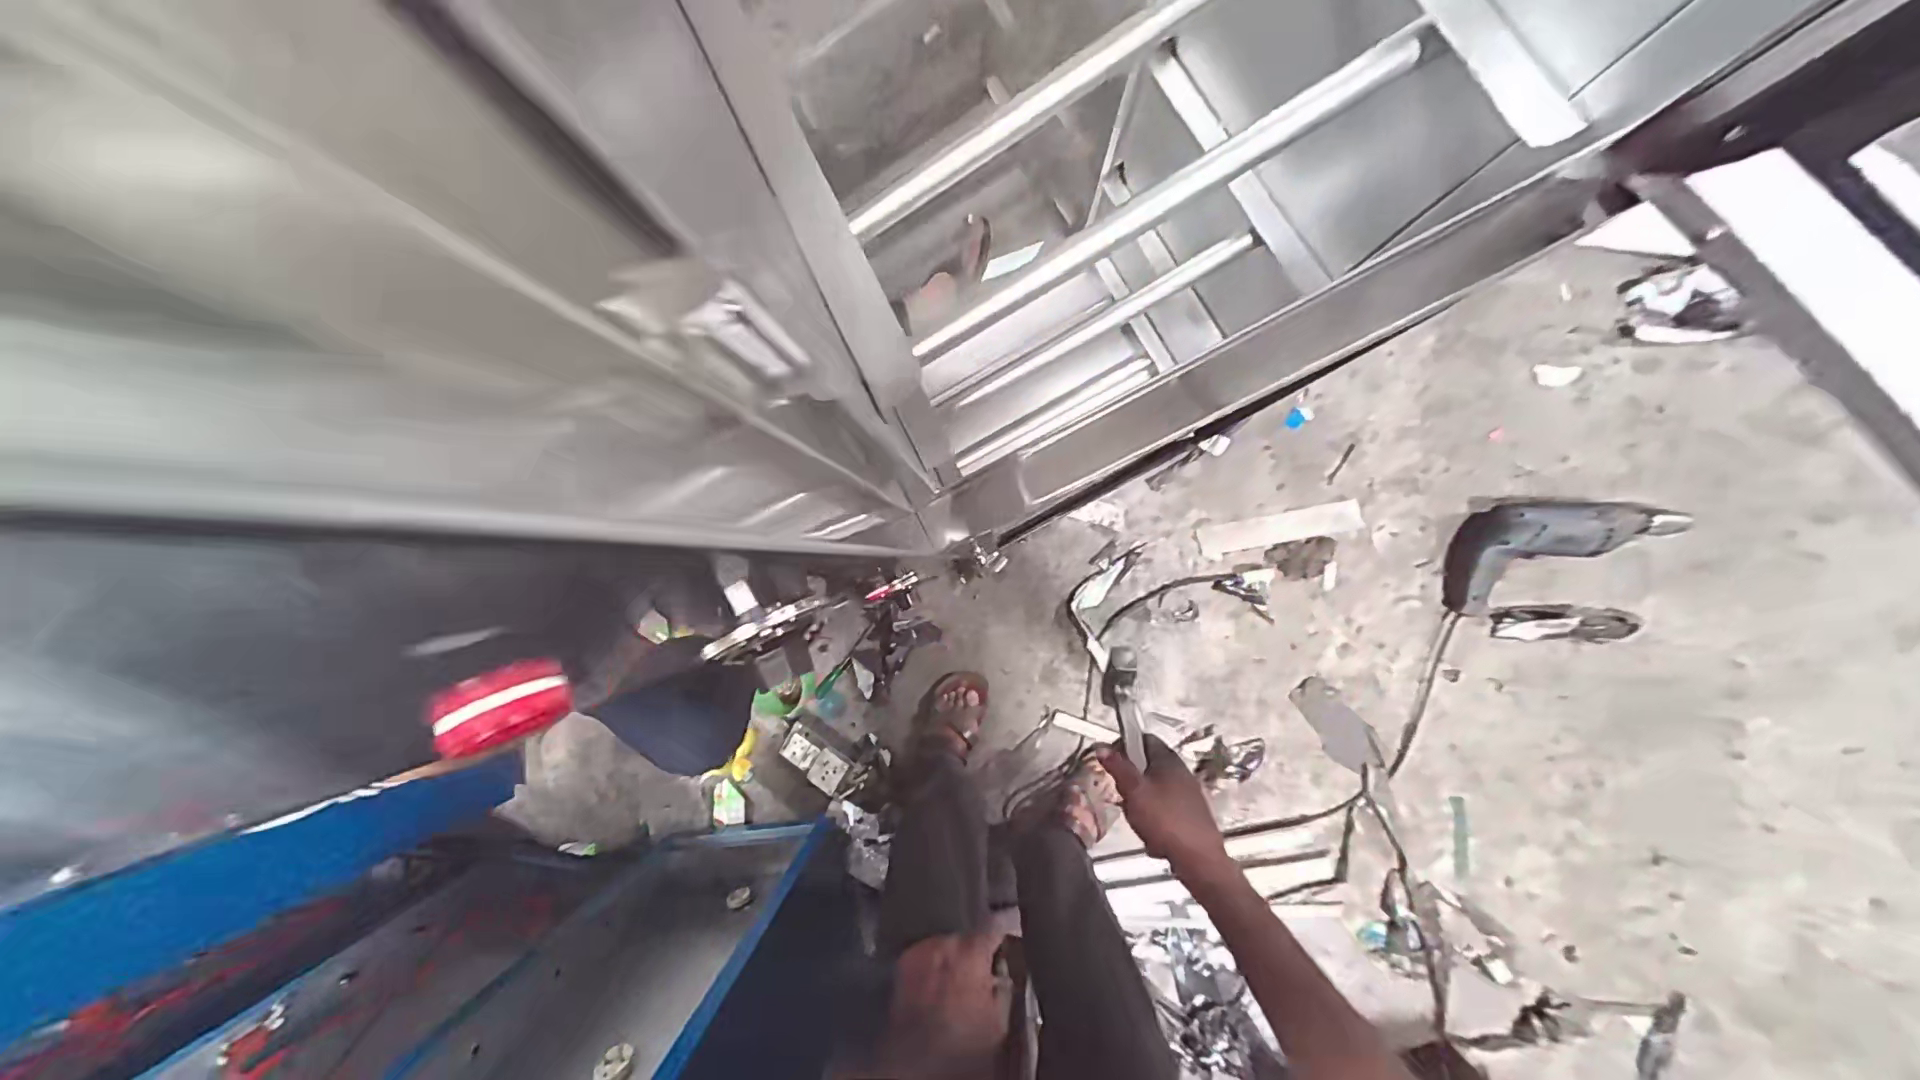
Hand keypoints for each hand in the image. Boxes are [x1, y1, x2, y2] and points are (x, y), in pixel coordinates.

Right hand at [1094, 735, 1230, 879]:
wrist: (1199, 860)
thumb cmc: (1164, 820)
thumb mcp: (1133, 791)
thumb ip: (1117, 767)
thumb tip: (1102, 746)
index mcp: (1168, 760)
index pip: (1143, 738)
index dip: (1124, 746)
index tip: (1111, 762)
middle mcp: (1182, 772)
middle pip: (1148, 766)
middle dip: (1132, 781)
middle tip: (1124, 796)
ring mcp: (1190, 794)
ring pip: (1155, 789)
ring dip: (1142, 802)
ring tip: (1138, 819)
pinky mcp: (1193, 815)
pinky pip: (1166, 809)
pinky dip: (1156, 818)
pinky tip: (1153, 835)